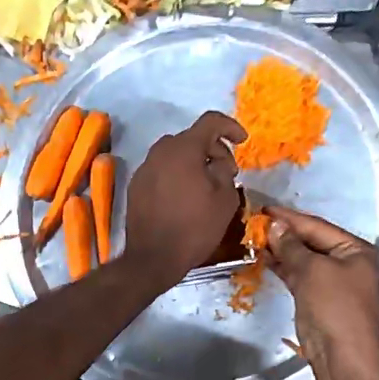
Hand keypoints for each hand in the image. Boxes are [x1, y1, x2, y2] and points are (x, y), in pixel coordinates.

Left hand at [121, 111, 246, 285]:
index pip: (210, 121)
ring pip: (174, 155)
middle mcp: (159, 152)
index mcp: (183, 149)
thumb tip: (219, 162)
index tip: (242, 141)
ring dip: (193, 162)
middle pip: (191, 138)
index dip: (230, 127)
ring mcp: (144, 169)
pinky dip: (176, 175)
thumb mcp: (225, 198)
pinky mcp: (136, 187)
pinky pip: (161, 171)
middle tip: (226, 172)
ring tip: (206, 185)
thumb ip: (225, 170)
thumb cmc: (195, 228)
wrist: (153, 258)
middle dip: (212, 149)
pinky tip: (185, 196)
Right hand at [265, 207, 378, 369]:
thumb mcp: (311, 270)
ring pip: (302, 258)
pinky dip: (282, 267)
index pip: (318, 226)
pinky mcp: (318, 296)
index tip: (264, 210)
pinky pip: (298, 274)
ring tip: (255, 239)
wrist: (340, 352)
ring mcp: (332, 280)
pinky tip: (264, 259)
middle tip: (255, 223)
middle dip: (284, 233)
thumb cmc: (333, 305)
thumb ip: (291, 246)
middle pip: (311, 241)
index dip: (290, 218)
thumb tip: (274, 226)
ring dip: (281, 250)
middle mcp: (346, 261)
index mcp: (355, 249)